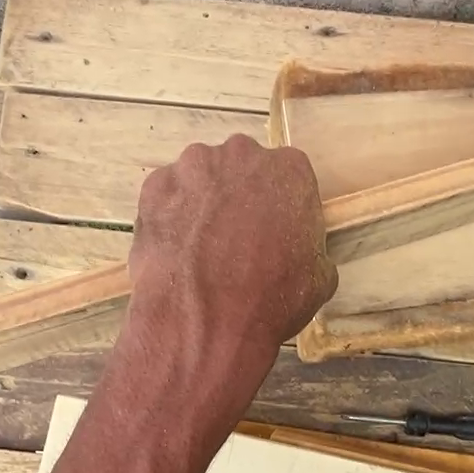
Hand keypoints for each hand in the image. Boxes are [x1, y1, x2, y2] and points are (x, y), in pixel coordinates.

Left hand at [128, 134, 336, 356]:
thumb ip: (310, 249)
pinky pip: (166, 196)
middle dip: (239, 196)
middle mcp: (241, 154)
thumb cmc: (273, 298)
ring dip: (203, 203)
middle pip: (242, 169)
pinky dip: (170, 216)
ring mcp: (193, 166)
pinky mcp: (155, 186)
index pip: (289, 177)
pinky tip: (177, 250)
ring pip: (201, 178)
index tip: (274, 232)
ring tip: (201, 248)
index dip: (280, 207)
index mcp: (290, 169)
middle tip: (236, 239)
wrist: (207, 318)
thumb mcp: (318, 278)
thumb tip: (300, 255)